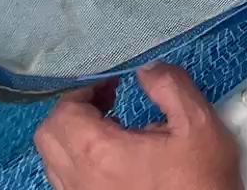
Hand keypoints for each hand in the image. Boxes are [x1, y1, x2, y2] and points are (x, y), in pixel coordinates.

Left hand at [33, 63, 241, 189]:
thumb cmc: (199, 174)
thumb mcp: (197, 120)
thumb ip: (170, 86)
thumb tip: (146, 68)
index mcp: (100, 154)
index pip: (63, 115)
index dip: (83, 91)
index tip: (114, 83)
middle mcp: (78, 181)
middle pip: (47, 137)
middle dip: (74, 110)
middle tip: (109, 98)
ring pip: (52, 160)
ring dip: (74, 133)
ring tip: (113, 121)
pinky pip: (64, 178)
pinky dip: (79, 155)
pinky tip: (115, 150)